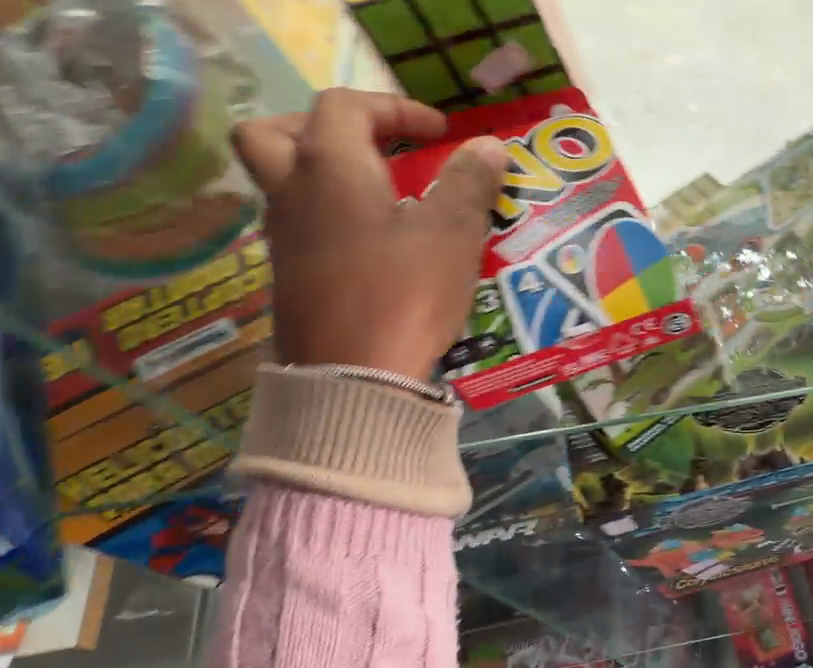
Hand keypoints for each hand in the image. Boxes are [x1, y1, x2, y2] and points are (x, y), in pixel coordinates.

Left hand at [231, 88, 507, 381]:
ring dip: (327, 176)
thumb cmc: (405, 291)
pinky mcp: (292, 274)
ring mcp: (285, 233)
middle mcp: (293, 189)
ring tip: (380, 200)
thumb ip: (469, 185)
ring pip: (287, 180)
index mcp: (330, 165)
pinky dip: (332, 218)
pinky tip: (375, 247)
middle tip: (371, 149)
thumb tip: (488, 146)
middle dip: (325, 129)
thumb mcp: (453, 235)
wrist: (355, 371)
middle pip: (279, 132)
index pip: (347, 107)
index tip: (440, 132)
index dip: (395, 109)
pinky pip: (303, 224)